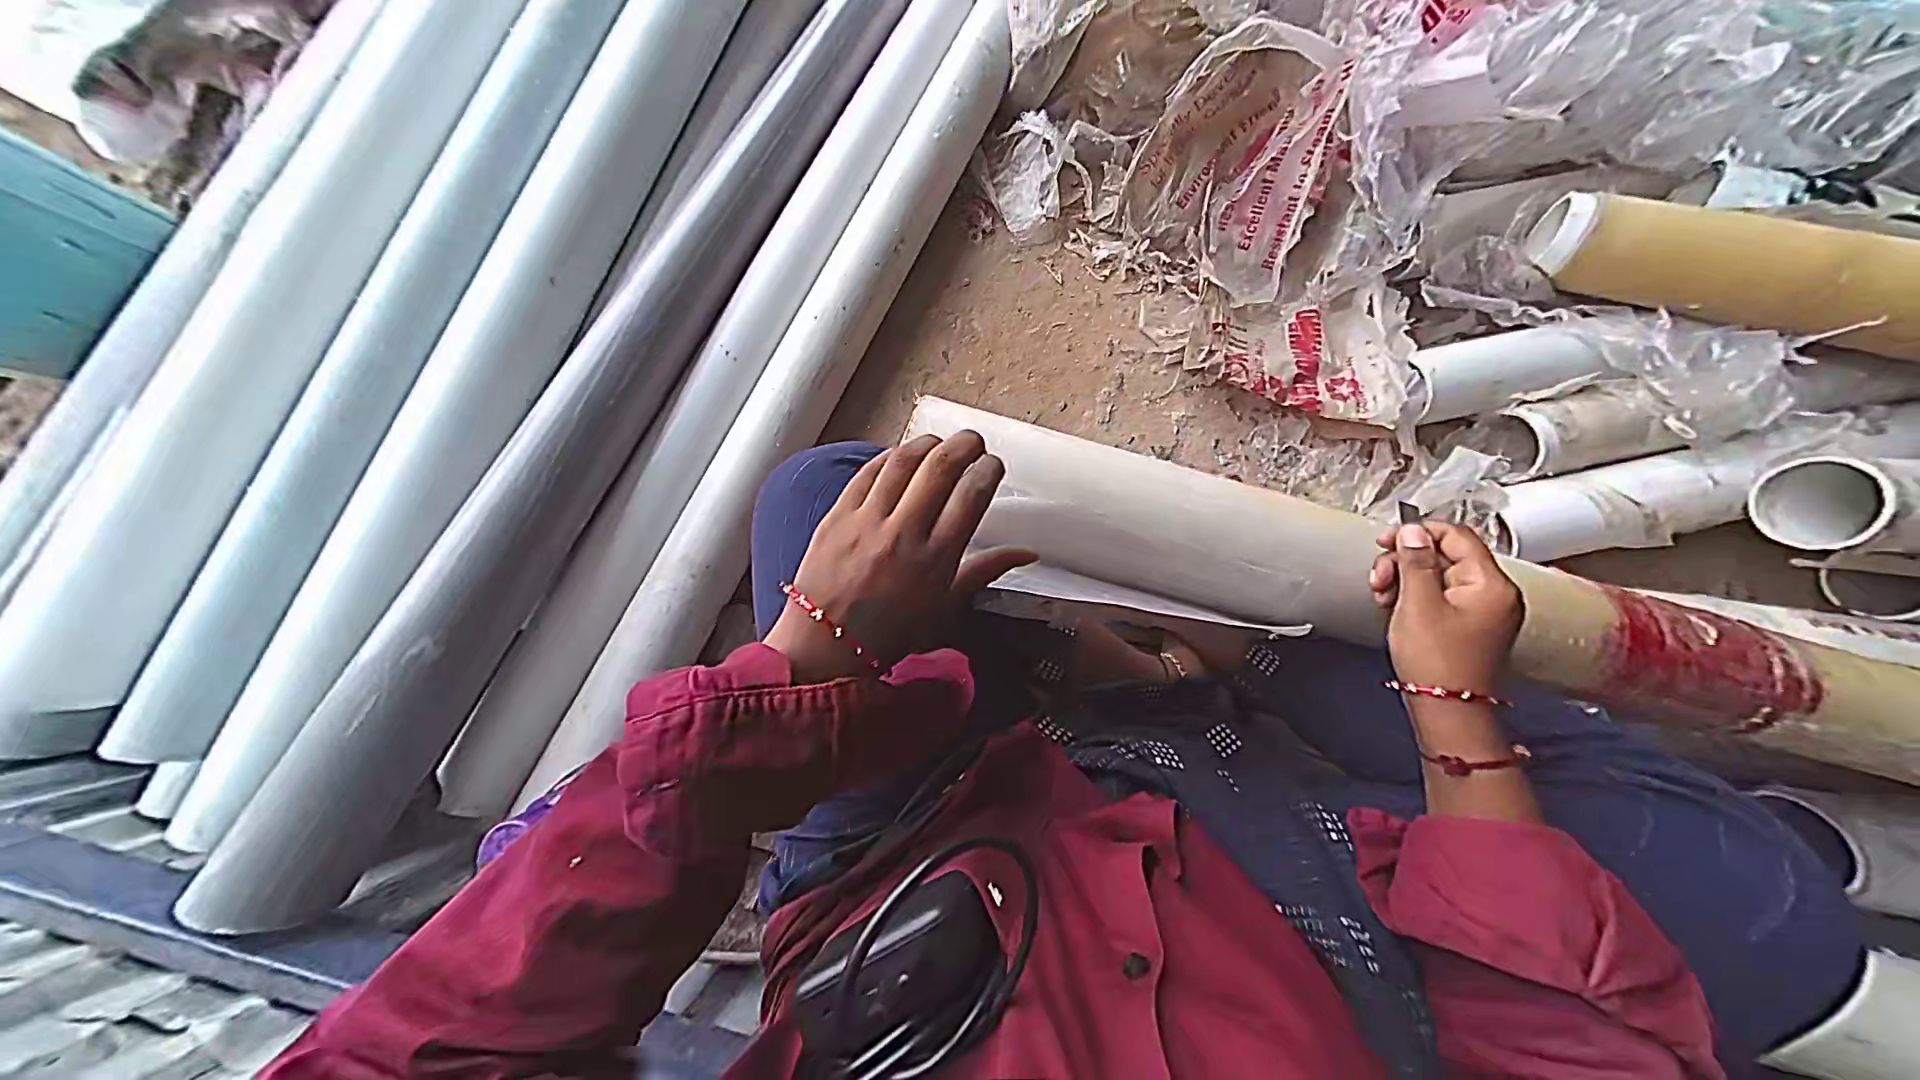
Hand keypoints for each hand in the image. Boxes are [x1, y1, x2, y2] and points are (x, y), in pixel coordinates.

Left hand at [764, 432, 1036, 682]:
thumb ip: (985, 571)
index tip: (992, 465)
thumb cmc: (889, 633)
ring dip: (927, 443)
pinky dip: (888, 458)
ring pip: (903, 462)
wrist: (824, 646)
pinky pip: (867, 473)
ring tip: (939, 443)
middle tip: (973, 441)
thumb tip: (1025, 553)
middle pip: (940, 468)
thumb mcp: (945, 606)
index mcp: (936, 560)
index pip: (971, 496)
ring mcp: (867, 522)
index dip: (988, 470)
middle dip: (964, 445)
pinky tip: (900, 457)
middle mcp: (903, 535)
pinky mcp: (837, 516)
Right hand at [1368, 521, 1522, 693]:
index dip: (1419, 533)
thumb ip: (1416, 562)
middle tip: (1379, 578)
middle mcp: (1495, 593)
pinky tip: (1395, 606)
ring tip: (1382, 595)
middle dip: (1406, 560)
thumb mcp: (1417, 604)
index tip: (1386, 541)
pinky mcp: (1470, 623)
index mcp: (1491, 584)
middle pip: (1445, 555)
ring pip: (1439, 574)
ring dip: (1405, 577)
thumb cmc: (1435, 660)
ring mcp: (1484, 609)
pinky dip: (1415, 594)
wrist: (1446, 708)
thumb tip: (1413, 531)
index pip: (1456, 536)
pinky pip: (1441, 594)